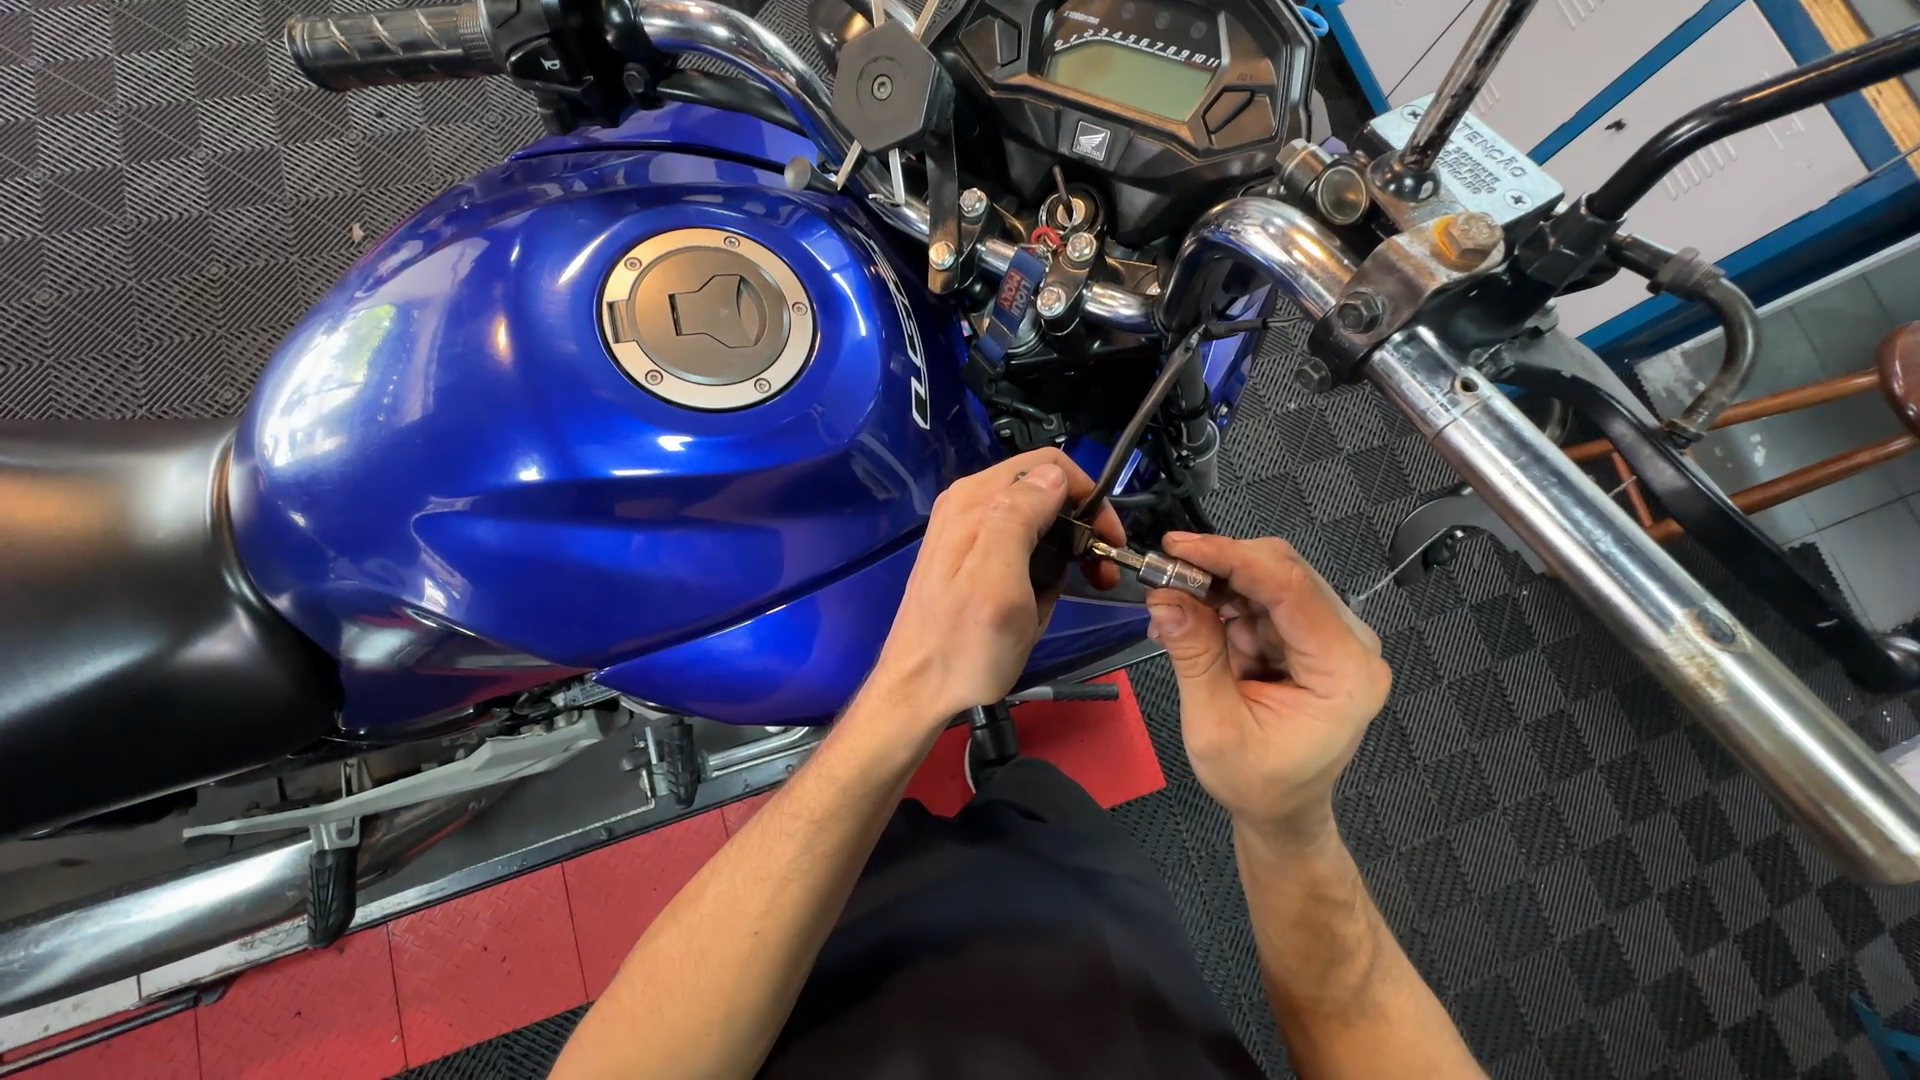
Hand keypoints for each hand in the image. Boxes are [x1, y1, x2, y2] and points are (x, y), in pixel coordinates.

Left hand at [868, 449, 1124, 725]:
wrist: (920, 689)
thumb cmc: (964, 646)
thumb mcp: (999, 583)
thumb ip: (1019, 518)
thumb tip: (1053, 475)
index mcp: (976, 501)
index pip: (1049, 467)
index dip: (1089, 498)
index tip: (1108, 542)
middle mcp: (968, 504)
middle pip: (1044, 489)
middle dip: (1079, 525)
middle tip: (1096, 570)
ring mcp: (966, 529)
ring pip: (1035, 517)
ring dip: (1061, 550)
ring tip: (1066, 589)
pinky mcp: (968, 554)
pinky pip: (1018, 544)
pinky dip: (1039, 566)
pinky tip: (1038, 596)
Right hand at [1144, 533, 1389, 843]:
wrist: (1282, 810)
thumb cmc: (1257, 783)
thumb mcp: (1215, 728)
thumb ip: (1195, 657)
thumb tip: (1164, 598)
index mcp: (1344, 672)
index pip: (1290, 589)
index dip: (1231, 558)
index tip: (1176, 547)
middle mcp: (1349, 644)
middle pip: (1284, 572)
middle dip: (1219, 566)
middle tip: (1164, 573)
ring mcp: (1331, 637)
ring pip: (1269, 578)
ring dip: (1216, 584)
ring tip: (1171, 606)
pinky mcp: (1308, 636)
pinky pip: (1262, 598)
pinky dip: (1221, 601)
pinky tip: (1191, 618)